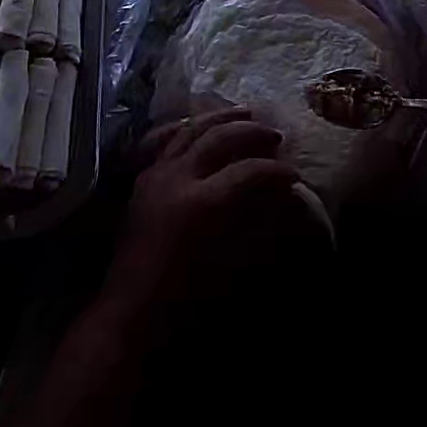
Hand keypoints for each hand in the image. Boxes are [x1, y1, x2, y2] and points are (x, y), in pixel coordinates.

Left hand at [105, 107, 307, 314]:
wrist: (132, 313)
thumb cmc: (188, 302)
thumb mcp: (235, 270)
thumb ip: (262, 230)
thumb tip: (287, 204)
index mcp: (203, 204)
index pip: (249, 172)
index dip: (276, 171)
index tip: (295, 176)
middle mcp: (177, 178)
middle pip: (219, 138)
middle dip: (251, 133)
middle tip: (276, 136)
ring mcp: (155, 174)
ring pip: (190, 130)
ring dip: (220, 120)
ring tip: (244, 113)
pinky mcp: (143, 180)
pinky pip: (163, 140)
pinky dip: (184, 127)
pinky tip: (195, 124)